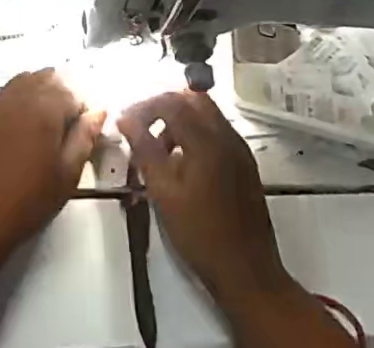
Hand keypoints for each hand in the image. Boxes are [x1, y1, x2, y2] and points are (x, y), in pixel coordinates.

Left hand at [0, 69, 106, 262]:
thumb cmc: (30, 198)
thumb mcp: (68, 173)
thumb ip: (85, 137)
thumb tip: (99, 111)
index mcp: (46, 106)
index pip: (74, 92)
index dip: (84, 110)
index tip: (85, 132)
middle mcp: (22, 94)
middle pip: (50, 78)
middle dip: (64, 95)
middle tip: (68, 127)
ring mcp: (0, 100)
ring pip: (28, 80)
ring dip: (43, 92)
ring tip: (48, 123)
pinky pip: (10, 90)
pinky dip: (23, 96)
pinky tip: (25, 122)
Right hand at [117, 91, 291, 301]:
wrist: (248, 274)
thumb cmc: (201, 234)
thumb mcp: (163, 192)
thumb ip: (144, 149)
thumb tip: (126, 119)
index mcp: (207, 141)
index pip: (171, 103)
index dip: (144, 106)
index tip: (125, 121)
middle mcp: (227, 137)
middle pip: (193, 99)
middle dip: (163, 105)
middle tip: (142, 125)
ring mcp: (240, 150)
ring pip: (206, 113)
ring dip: (179, 118)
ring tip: (158, 146)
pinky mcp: (245, 164)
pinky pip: (217, 131)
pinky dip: (195, 132)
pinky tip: (181, 161)